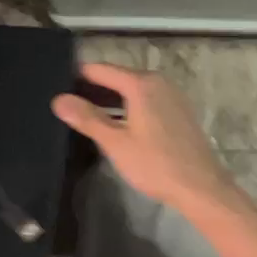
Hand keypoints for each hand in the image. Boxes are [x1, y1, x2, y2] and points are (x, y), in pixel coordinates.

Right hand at [52, 63, 236, 210]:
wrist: (200, 186)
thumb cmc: (155, 164)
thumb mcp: (116, 143)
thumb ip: (88, 118)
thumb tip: (59, 99)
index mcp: (142, 84)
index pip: (101, 69)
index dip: (77, 76)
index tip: (56, 86)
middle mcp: (159, 82)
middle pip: (118, 77)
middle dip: (93, 88)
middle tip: (66, 104)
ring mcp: (172, 96)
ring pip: (134, 90)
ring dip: (111, 100)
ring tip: (85, 115)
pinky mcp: (179, 111)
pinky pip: (147, 100)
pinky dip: (130, 107)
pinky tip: (116, 124)